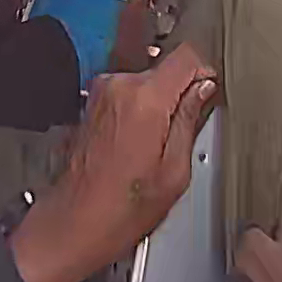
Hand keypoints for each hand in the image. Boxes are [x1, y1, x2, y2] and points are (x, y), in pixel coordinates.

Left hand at [10, 45, 217, 281]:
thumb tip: (203, 90)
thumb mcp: (174, 171)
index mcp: (146, 99)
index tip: (210, 88)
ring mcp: (103, 92)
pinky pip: (128, 91)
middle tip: (183, 129)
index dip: (204, 69)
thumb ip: (190, 119)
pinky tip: (137, 144)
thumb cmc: (119, 210)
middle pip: (166, 68)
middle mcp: (120, 86)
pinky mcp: (92, 102)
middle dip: (180, 91)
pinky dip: (139, 108)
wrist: (71, 226)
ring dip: (158, 101)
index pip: (186, 55)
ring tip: (156, 143)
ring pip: (148, 79)